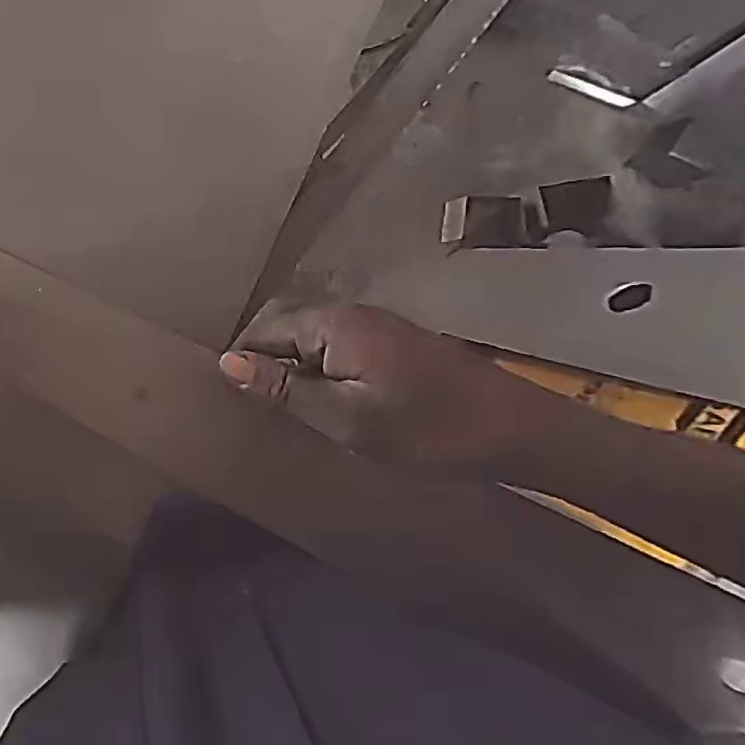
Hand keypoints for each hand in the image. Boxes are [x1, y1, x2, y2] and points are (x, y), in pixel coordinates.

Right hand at [219, 305, 557, 473]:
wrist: (517, 430)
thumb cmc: (427, 428)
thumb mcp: (347, 418)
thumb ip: (285, 390)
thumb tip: (227, 364)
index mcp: (332, 324)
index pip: (263, 331)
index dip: (245, 364)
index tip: (234, 401)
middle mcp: (351, 314)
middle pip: (288, 333)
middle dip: (270, 368)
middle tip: (263, 413)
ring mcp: (377, 326)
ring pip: (315, 344)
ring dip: (299, 374)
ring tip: (293, 414)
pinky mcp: (395, 344)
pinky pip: (340, 352)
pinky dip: (326, 376)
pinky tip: (332, 405)